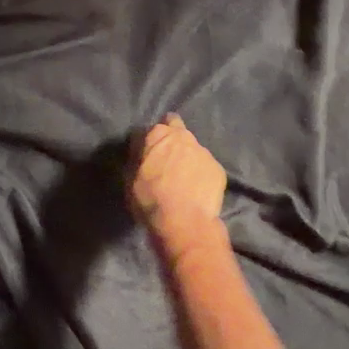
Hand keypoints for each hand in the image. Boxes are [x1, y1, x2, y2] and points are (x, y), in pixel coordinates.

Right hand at [127, 114, 226, 247]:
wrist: (186, 223)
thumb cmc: (152, 200)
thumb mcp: (130, 181)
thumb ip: (137, 160)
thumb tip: (140, 153)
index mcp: (158, 135)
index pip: (149, 129)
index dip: (148, 141)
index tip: (147, 154)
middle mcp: (183, 136)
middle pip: (176, 126)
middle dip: (172, 135)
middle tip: (167, 156)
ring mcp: (204, 151)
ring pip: (193, 148)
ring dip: (188, 157)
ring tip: (184, 178)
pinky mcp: (218, 168)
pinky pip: (206, 167)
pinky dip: (201, 174)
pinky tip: (198, 189)